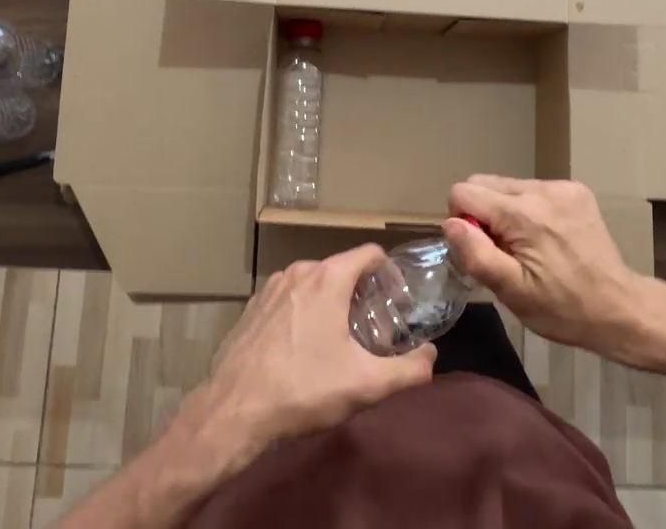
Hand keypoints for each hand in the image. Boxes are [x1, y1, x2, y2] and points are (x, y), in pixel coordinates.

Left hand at [181, 245, 436, 459]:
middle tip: (374, 330)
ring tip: (341, 340)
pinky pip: (289, 299)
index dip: (390, 274)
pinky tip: (304, 349)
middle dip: (363, 294)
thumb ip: (409, 369)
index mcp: (327, 278)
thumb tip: (431, 356)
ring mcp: (270, 288)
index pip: (370, 253)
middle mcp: (298, 272)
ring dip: (333, 303)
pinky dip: (305, 313)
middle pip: (342, 269)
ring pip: (314, 284)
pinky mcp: (251, 308)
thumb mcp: (367, 385)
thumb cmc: (304, 390)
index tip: (398, 304)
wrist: (234, 411)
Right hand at [443, 176, 651, 354]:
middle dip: (482, 214)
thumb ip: (477, 255)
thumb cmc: (562, 308)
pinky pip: (532, 189)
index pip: (463, 191)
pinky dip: (528, 209)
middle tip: (503, 252)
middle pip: (484, 183)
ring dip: (505, 212)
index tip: (482, 250)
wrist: (621, 309)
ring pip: (508, 185)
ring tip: (526, 248)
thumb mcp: (512, 293)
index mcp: (522, 214)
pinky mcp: (576, 191)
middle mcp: (542, 190)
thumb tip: (450, 223)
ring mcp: (562, 187)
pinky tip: (545, 238)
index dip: (462, 222)